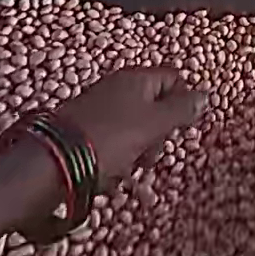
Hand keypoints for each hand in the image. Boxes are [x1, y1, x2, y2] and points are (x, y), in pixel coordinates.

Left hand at [55, 68, 205, 186]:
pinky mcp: (83, 129)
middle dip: (157, 135)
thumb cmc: (108, 139)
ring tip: (126, 171)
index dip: (182, 103)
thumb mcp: (153, 124)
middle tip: (149, 157)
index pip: (173, 80)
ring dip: (137, 151)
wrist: (49, 163)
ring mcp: (99, 107)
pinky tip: (108, 177)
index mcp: (136, 78)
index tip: (178, 129)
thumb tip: (205, 94)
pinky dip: (115, 159)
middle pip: (154, 105)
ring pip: (134, 127)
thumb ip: (181, 110)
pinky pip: (112, 141)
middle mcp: (118, 87)